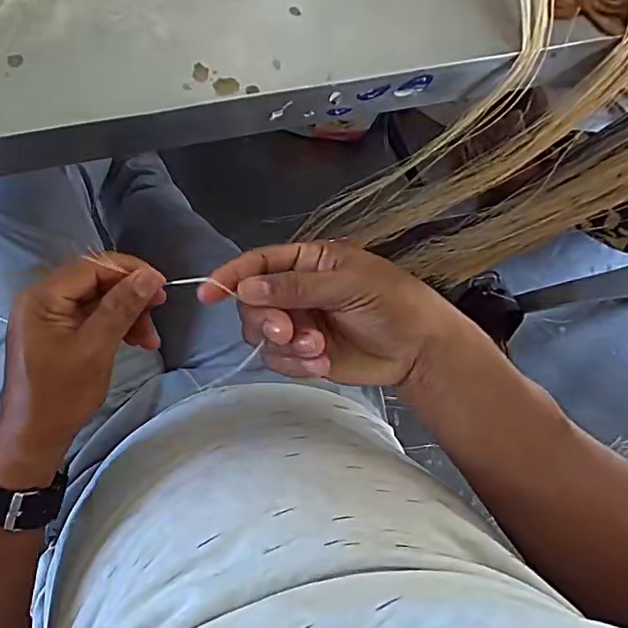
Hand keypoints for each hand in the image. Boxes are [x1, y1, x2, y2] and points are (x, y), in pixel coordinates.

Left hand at [0, 252, 164, 488]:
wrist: (34, 435)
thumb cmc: (60, 395)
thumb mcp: (96, 348)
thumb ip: (122, 307)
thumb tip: (149, 276)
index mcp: (42, 298)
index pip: (92, 267)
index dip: (129, 271)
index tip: (160, 286)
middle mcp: (41, 300)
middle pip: (95, 281)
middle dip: (130, 295)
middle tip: (158, 310)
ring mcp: (48, 317)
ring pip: (97, 300)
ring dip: (127, 313)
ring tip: (149, 338)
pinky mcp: (56, 332)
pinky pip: (90, 317)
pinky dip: (114, 325)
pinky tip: (135, 341)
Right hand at [201, 241, 477, 386]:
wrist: (419, 348)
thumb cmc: (393, 302)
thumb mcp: (348, 284)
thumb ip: (296, 286)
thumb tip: (248, 286)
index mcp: (307, 262)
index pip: (258, 264)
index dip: (231, 276)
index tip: (209, 293)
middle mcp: (296, 291)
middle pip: (253, 304)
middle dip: (266, 320)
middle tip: (288, 330)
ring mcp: (299, 324)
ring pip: (263, 336)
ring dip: (286, 346)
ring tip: (318, 348)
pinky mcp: (305, 354)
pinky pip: (279, 360)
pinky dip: (296, 364)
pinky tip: (322, 361)